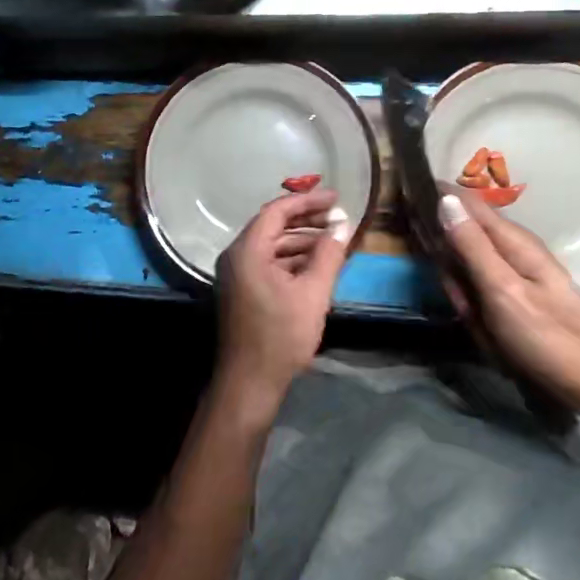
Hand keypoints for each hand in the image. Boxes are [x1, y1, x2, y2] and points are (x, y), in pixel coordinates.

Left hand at [213, 189, 352, 401]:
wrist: (249, 380)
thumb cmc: (281, 336)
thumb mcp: (312, 294)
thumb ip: (328, 256)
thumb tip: (343, 225)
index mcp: (247, 251)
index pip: (276, 212)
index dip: (307, 201)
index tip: (336, 198)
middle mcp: (236, 256)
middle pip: (272, 226)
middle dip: (306, 220)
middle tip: (339, 217)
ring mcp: (236, 273)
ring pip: (271, 246)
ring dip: (301, 241)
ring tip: (334, 240)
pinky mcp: (242, 289)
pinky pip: (267, 263)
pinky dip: (291, 260)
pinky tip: (317, 264)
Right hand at [435, 190, 579, 408]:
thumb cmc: (549, 338)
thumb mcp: (502, 290)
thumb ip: (472, 245)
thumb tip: (445, 198)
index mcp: (514, 240)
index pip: (466, 202)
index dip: (436, 198)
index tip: (407, 204)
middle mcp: (514, 250)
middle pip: (460, 238)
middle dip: (448, 267)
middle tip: (461, 300)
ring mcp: (514, 275)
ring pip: (464, 269)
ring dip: (461, 295)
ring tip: (477, 323)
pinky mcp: (514, 297)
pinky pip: (477, 292)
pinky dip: (473, 309)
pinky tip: (484, 330)